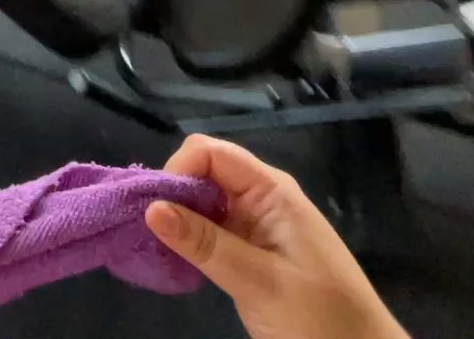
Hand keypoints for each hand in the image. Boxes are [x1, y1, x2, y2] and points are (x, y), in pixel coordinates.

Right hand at [144, 135, 407, 338]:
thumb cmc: (322, 322)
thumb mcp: (261, 284)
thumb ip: (206, 244)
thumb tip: (150, 207)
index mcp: (271, 191)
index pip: (210, 152)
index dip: (178, 170)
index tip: (157, 209)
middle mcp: (263, 196)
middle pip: (204, 170)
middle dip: (173, 192)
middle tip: (151, 231)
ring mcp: (259, 221)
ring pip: (205, 198)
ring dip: (180, 216)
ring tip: (159, 245)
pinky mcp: (254, 247)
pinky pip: (213, 225)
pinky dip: (192, 236)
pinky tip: (180, 258)